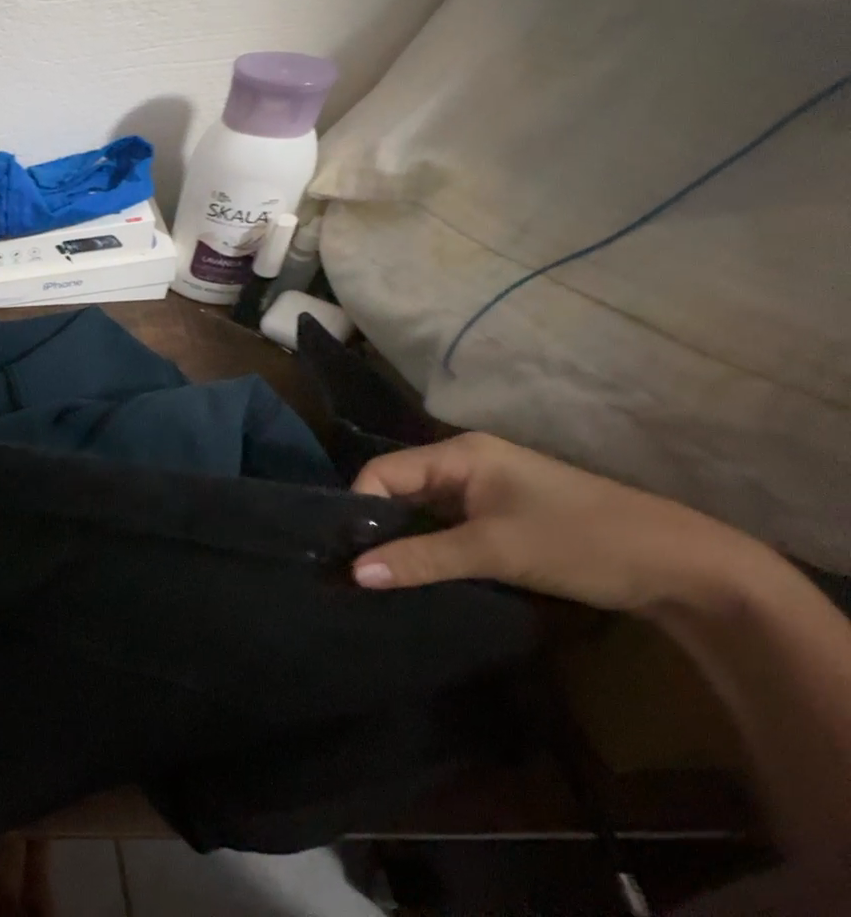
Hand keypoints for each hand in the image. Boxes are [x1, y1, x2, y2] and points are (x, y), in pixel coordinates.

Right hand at [349, 433, 776, 614]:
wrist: (685, 568)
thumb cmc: (584, 542)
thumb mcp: (495, 551)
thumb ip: (421, 559)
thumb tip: (353, 574)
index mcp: (461, 454)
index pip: (382, 472)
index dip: (358, 508)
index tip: (346, 553)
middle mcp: (466, 464)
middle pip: (396, 490)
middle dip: (373, 527)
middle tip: (354, 571)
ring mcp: (485, 492)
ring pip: (419, 512)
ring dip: (400, 542)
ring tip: (378, 578)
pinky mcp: (500, 519)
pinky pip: (443, 527)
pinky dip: (426, 549)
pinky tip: (417, 575)